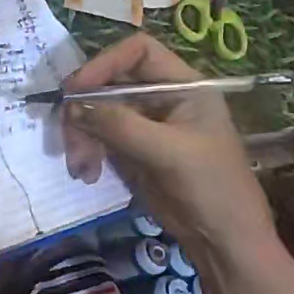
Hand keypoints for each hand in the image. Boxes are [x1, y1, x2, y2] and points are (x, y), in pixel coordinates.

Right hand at [61, 34, 275, 259]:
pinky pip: (96, 136)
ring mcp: (143, 123)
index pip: (137, 52)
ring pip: (95, 111)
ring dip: (80, 135)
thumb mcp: (168, 153)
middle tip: (70, 137)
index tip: (76, 89)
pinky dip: (85, 151)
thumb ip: (121, 125)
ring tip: (79, 166)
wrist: (224, 240)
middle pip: (107, 83)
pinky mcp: (129, 148)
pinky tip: (86, 174)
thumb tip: (73, 106)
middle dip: (84, 109)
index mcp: (182, 86)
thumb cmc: (211, 187)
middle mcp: (160, 97)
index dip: (104, 63)